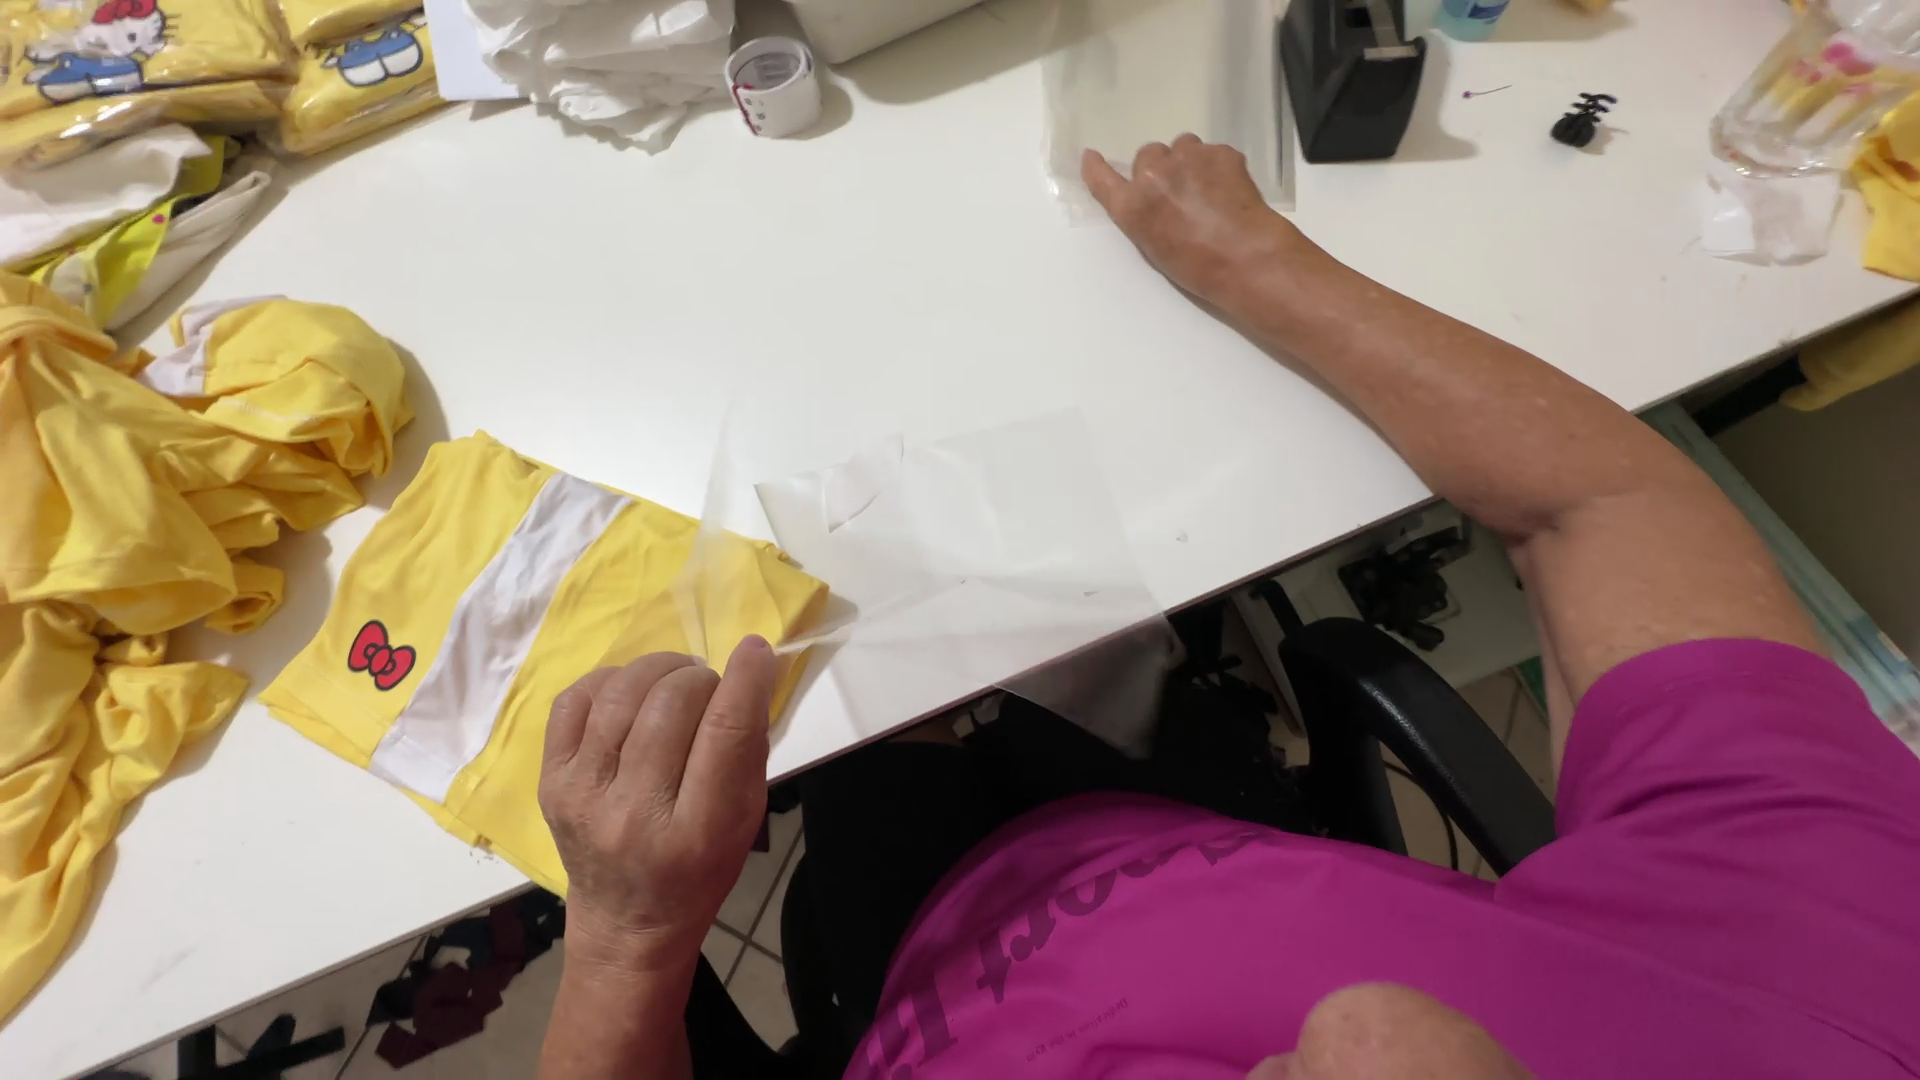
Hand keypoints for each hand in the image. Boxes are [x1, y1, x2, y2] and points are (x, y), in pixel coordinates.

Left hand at [539, 637, 777, 980]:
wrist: (629, 922)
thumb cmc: (704, 867)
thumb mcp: (749, 816)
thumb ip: (749, 745)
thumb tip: (749, 671)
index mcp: (698, 829)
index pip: (724, 732)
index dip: (745, 680)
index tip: (756, 650)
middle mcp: (633, 812)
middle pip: (671, 703)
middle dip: (703, 678)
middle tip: (712, 690)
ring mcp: (581, 795)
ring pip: (623, 692)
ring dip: (662, 670)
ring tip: (677, 683)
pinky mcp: (549, 782)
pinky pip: (575, 700)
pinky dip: (612, 681)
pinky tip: (633, 695)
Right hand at [1082, 136, 1317, 305]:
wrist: (1244, 257)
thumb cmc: (1195, 266)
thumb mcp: (1154, 247)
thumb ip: (1144, 216)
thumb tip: (1152, 198)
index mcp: (1133, 207)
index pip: (1103, 180)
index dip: (1096, 168)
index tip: (1091, 157)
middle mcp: (1154, 175)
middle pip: (1148, 155)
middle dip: (1159, 169)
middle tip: (1176, 193)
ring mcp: (1189, 157)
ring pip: (1181, 147)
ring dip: (1187, 162)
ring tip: (1204, 190)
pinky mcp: (1221, 151)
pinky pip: (1211, 151)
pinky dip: (1216, 166)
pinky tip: (1228, 190)